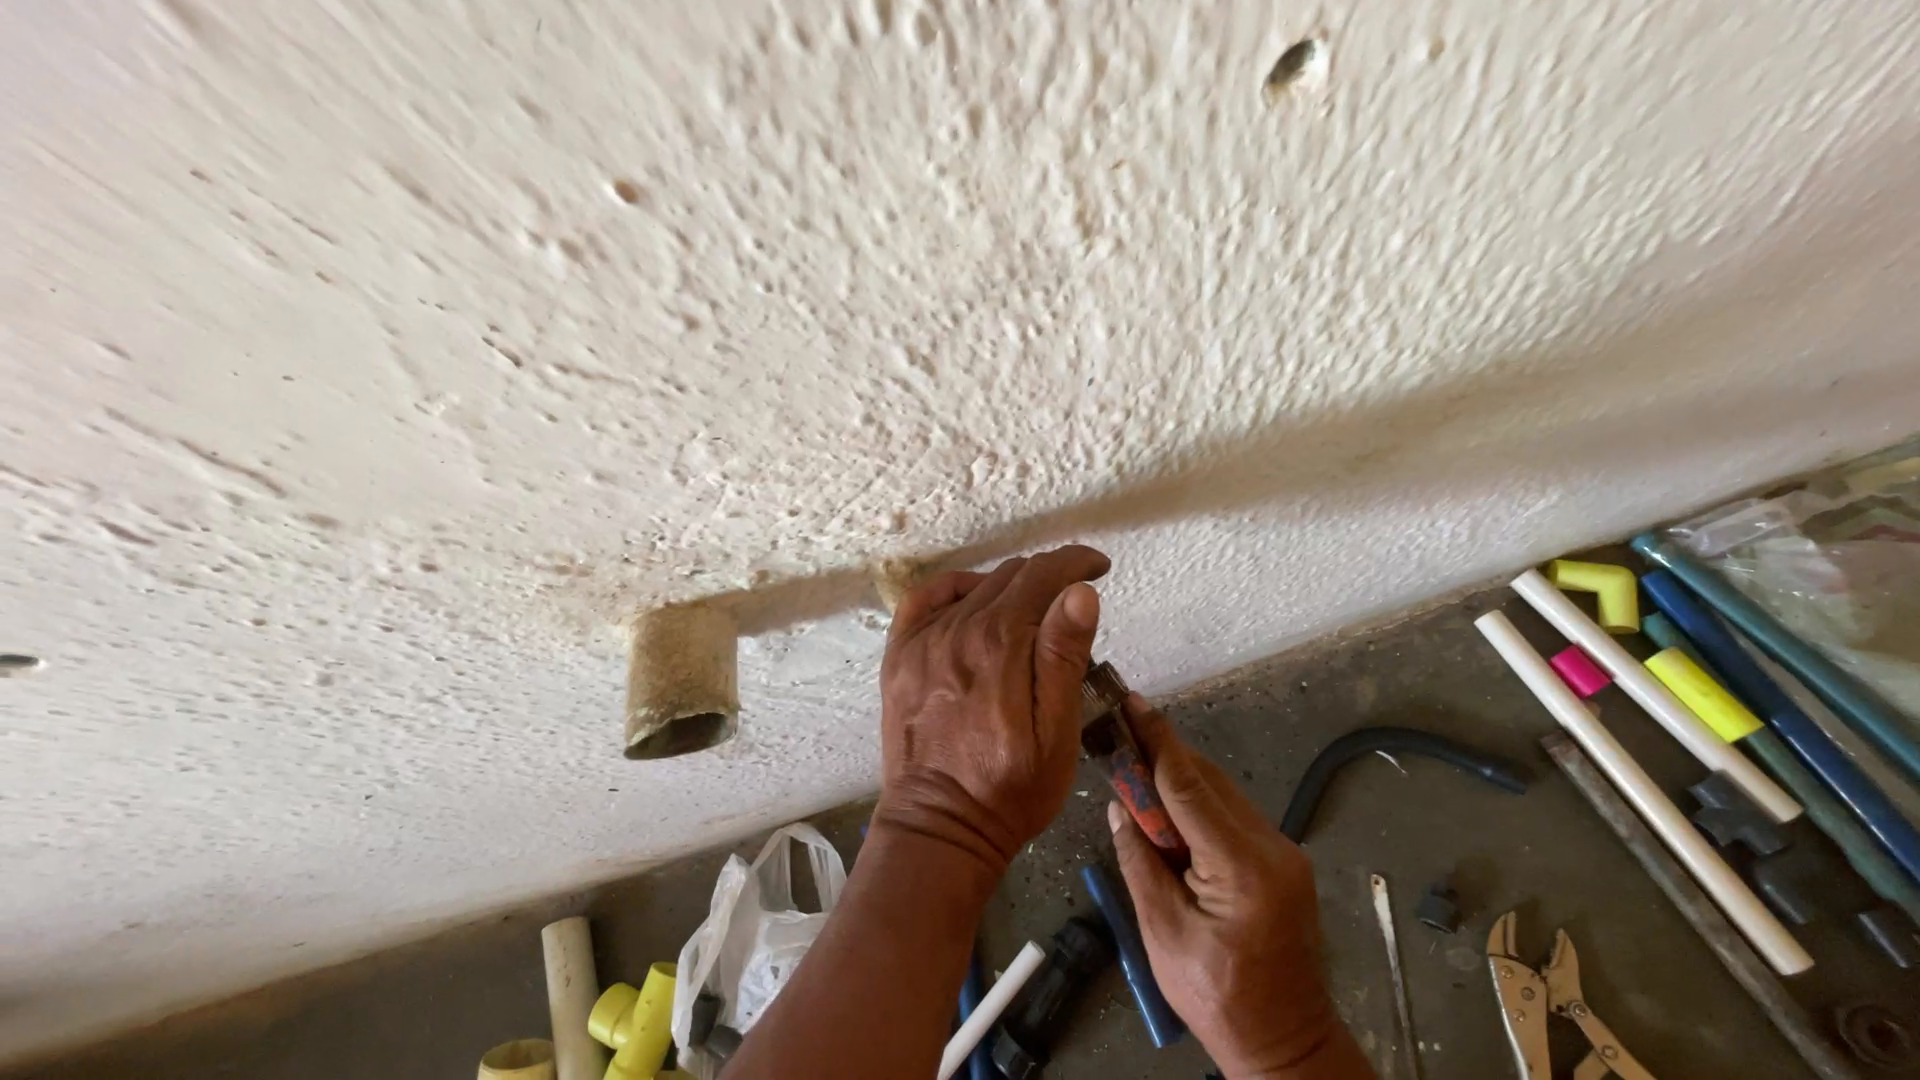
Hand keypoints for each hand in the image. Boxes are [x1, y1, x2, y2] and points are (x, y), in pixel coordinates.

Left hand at [873, 545, 1110, 871]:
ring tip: (1032, 611)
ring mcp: (923, 640)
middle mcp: (958, 628)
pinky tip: (974, 603)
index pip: (1043, 575)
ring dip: (1010, 587)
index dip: (1075, 563)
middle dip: (1049, 577)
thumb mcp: (1057, 732)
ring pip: (975, 587)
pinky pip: (926, 599)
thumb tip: (1079, 592)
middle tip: (1072, 603)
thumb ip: (1063, 656)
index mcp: (1001, 642)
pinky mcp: (899, 655)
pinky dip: (956, 590)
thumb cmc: (1011, 789)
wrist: (939, 828)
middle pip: (1011, 576)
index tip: (1098, 568)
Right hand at [1108, 695, 1365, 1077]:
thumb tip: (1120, 807)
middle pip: (1208, 782)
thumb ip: (1139, 862)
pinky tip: (1170, 815)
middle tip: (1120, 737)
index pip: (1189, 786)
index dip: (1156, 741)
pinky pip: (1233, 816)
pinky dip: (1198, 807)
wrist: (1285, 1042)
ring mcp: (1284, 853)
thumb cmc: (1216, 997)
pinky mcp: (1282, 861)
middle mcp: (1272, 848)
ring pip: (1222, 795)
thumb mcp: (1163, 933)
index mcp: (1242, 868)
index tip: (1133, 703)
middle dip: (1162, 757)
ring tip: (1136, 776)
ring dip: (1179, 782)